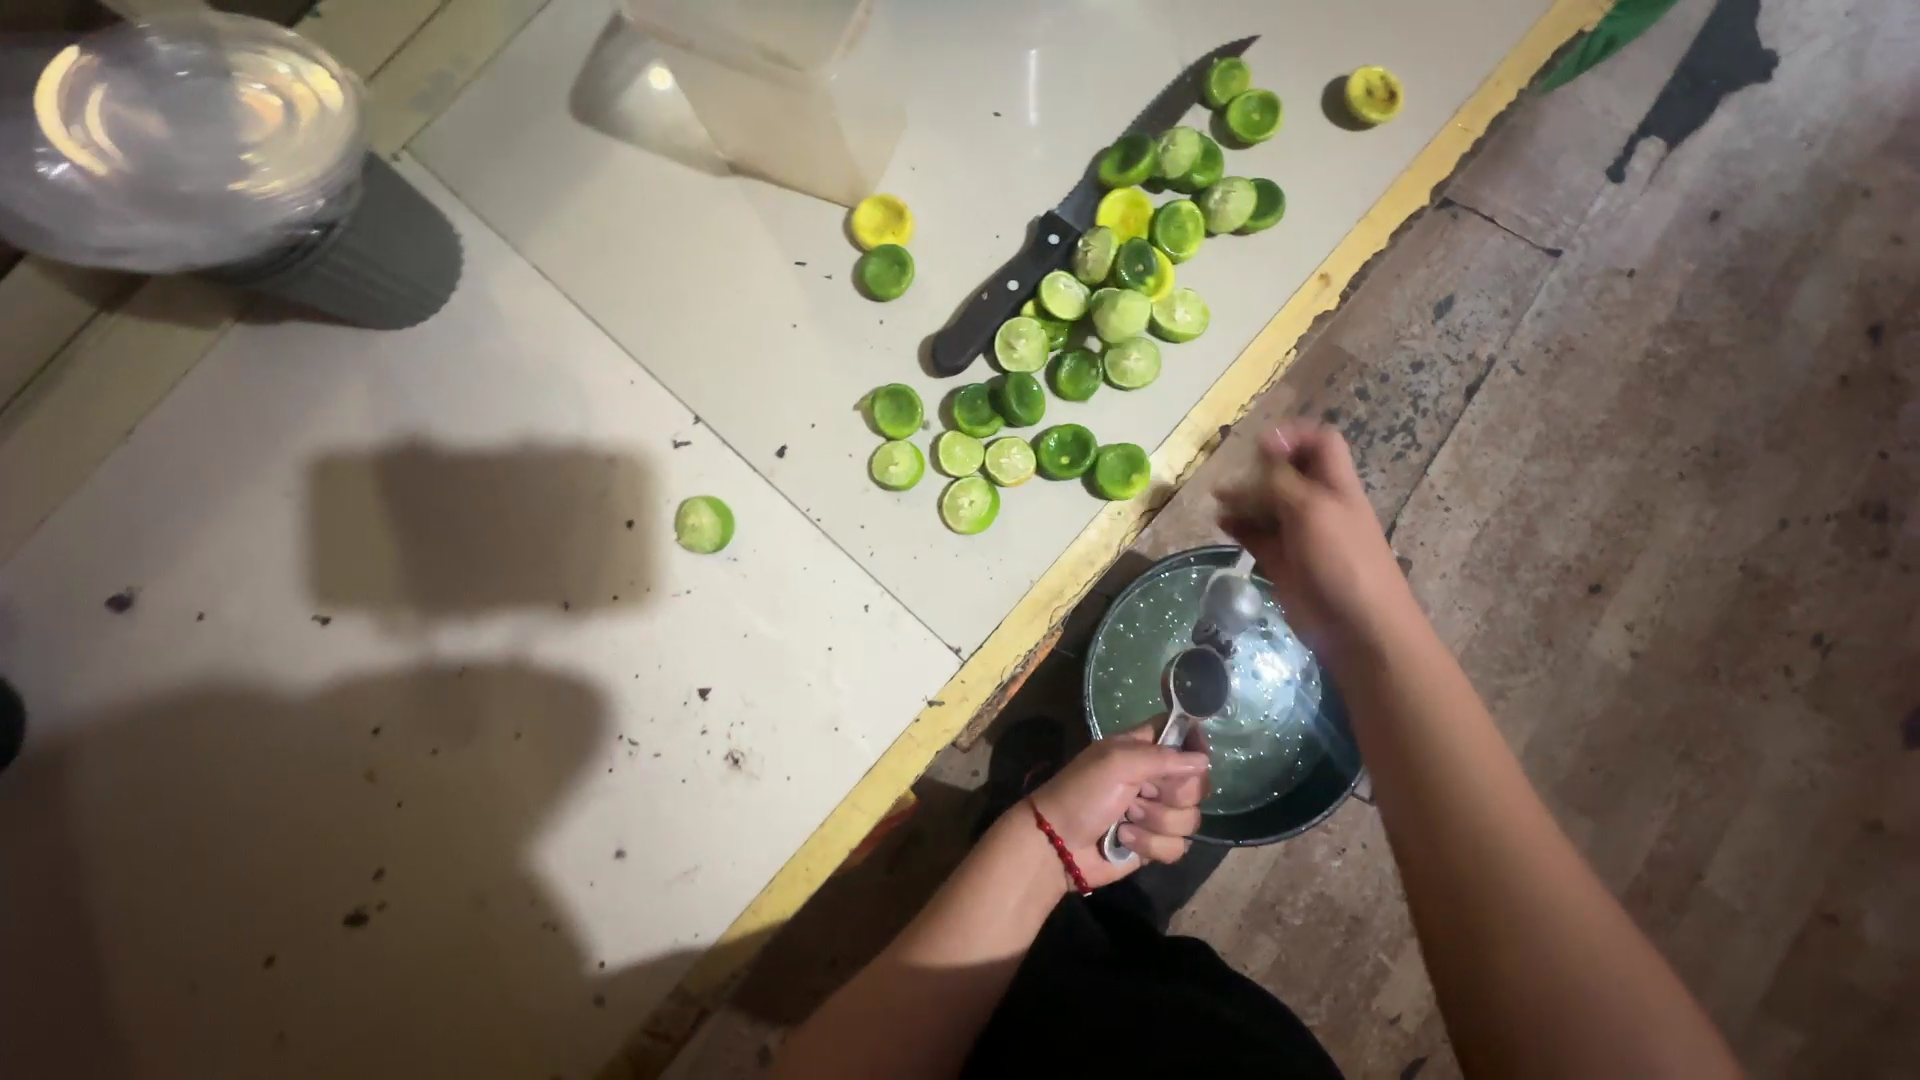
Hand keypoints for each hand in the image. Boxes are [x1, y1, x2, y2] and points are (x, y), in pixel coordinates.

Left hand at [1025, 723, 1209, 889]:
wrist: (1057, 843)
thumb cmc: (1082, 793)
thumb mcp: (1116, 763)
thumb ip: (1162, 758)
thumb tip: (1204, 760)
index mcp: (1141, 749)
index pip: (1180, 734)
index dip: (1193, 743)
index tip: (1197, 757)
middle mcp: (1152, 777)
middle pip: (1195, 781)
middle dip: (1172, 794)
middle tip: (1142, 794)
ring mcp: (1155, 812)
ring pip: (1189, 817)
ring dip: (1156, 821)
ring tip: (1126, 818)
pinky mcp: (1154, 844)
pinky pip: (1177, 846)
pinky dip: (1151, 845)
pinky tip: (1126, 840)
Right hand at [1217, 421, 1418, 663]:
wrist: (1357, 626)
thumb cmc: (1343, 561)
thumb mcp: (1312, 509)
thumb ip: (1280, 481)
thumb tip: (1255, 459)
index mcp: (1335, 484)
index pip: (1319, 443)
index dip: (1293, 436)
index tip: (1262, 448)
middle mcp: (1317, 503)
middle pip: (1286, 472)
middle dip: (1259, 469)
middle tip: (1237, 479)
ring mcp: (1297, 533)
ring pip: (1265, 503)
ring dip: (1243, 497)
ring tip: (1220, 500)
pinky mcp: (1280, 560)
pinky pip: (1254, 534)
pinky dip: (1237, 525)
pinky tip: (1222, 524)